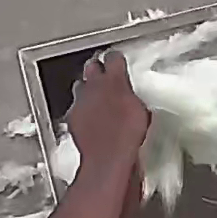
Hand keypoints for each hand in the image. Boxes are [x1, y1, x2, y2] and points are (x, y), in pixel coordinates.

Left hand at [67, 50, 149, 180]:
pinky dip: (83, 109)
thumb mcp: (143, 112)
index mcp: (113, 80)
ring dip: (88, 88)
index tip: (119, 60)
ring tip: (98, 95)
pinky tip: (92, 117)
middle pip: (91, 67)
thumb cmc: (129, 135)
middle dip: (98, 68)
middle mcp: (93, 87)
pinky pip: (77, 108)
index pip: (113, 58)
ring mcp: (80, 103)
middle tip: (107, 73)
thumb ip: (133, 98)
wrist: (107, 159)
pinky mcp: (73, 120)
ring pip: (80, 86)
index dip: (116, 58)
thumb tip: (132, 96)